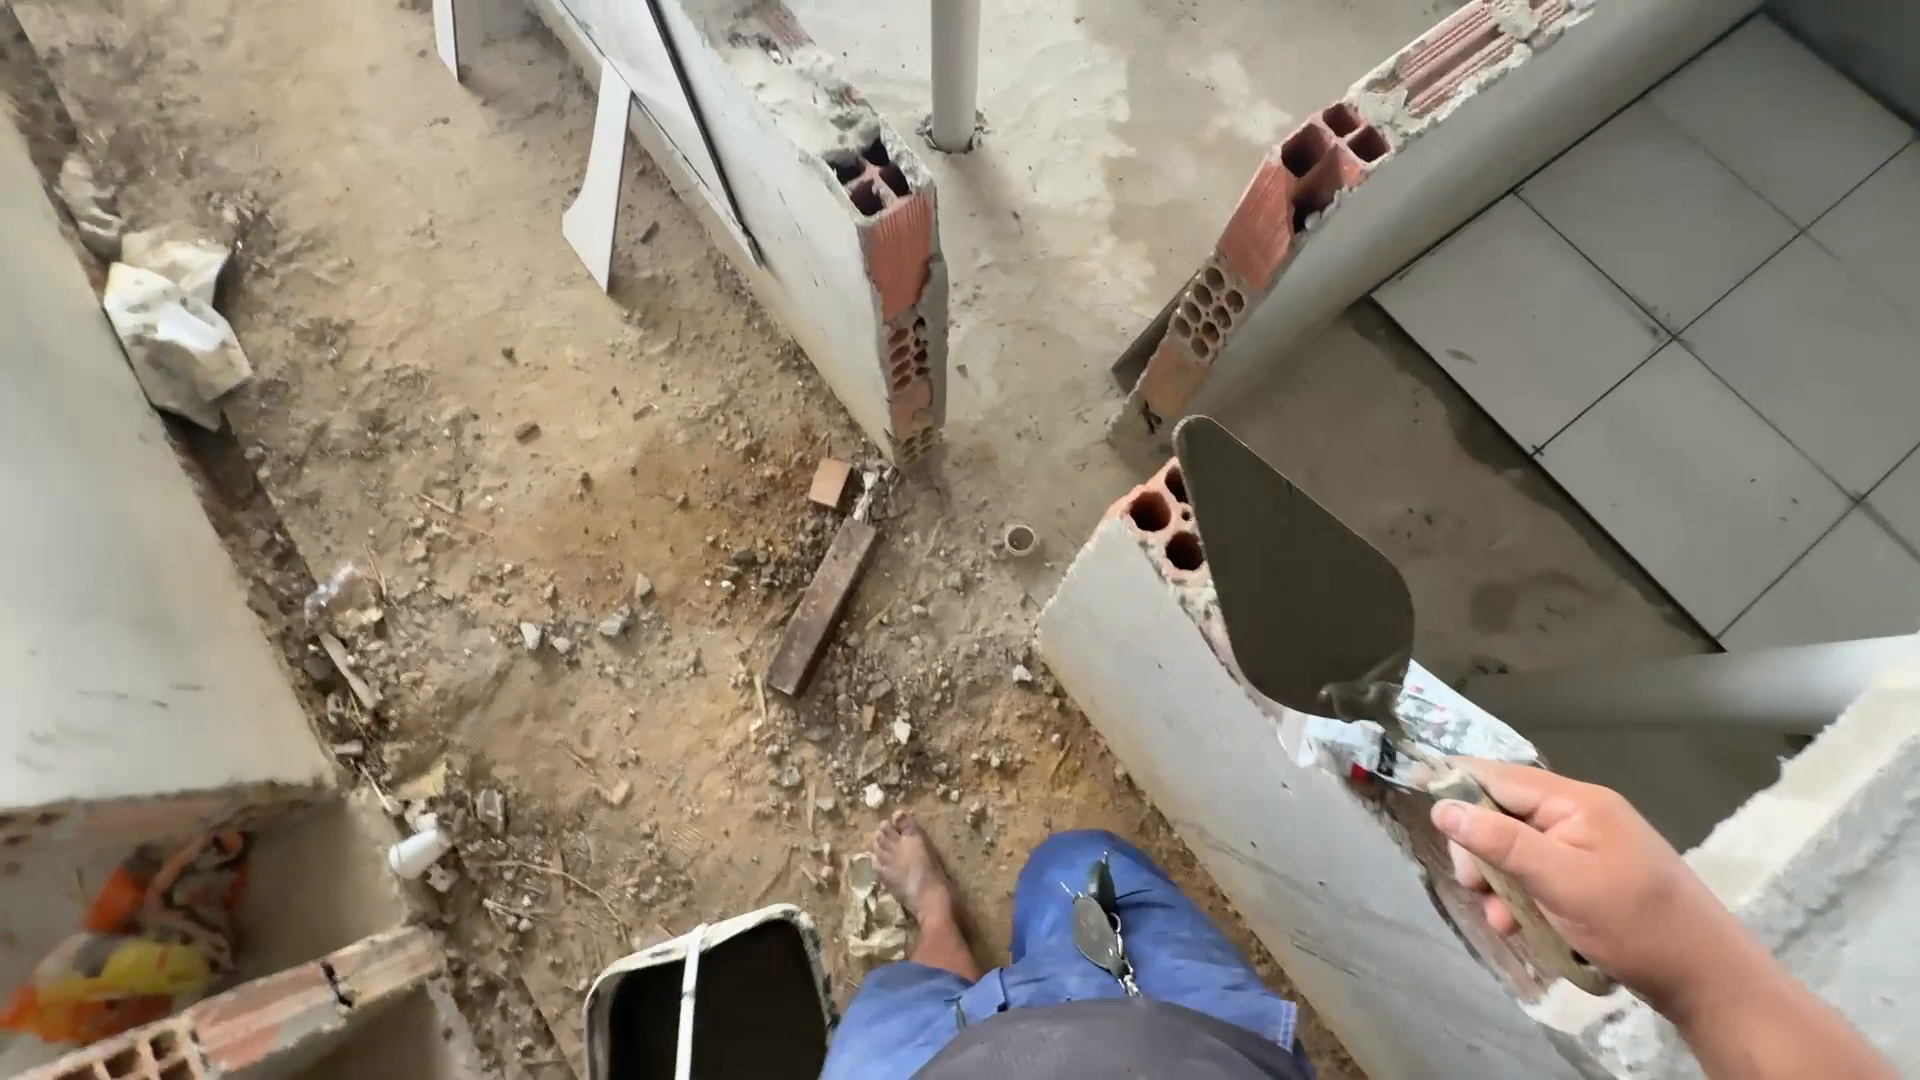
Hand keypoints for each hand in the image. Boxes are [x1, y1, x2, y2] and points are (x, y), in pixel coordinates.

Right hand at [1428, 759, 1750, 1013]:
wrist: (1716, 988)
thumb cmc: (1638, 926)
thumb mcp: (1561, 882)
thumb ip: (1499, 840)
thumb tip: (1442, 806)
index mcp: (1577, 801)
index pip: (1498, 776)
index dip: (1455, 784)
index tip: (1419, 796)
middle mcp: (1579, 814)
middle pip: (1500, 814)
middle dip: (1479, 850)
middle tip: (1475, 887)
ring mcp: (1586, 845)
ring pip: (1513, 848)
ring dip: (1497, 880)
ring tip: (1500, 918)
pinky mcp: (1589, 875)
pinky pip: (1535, 872)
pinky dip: (1520, 896)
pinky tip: (1518, 924)